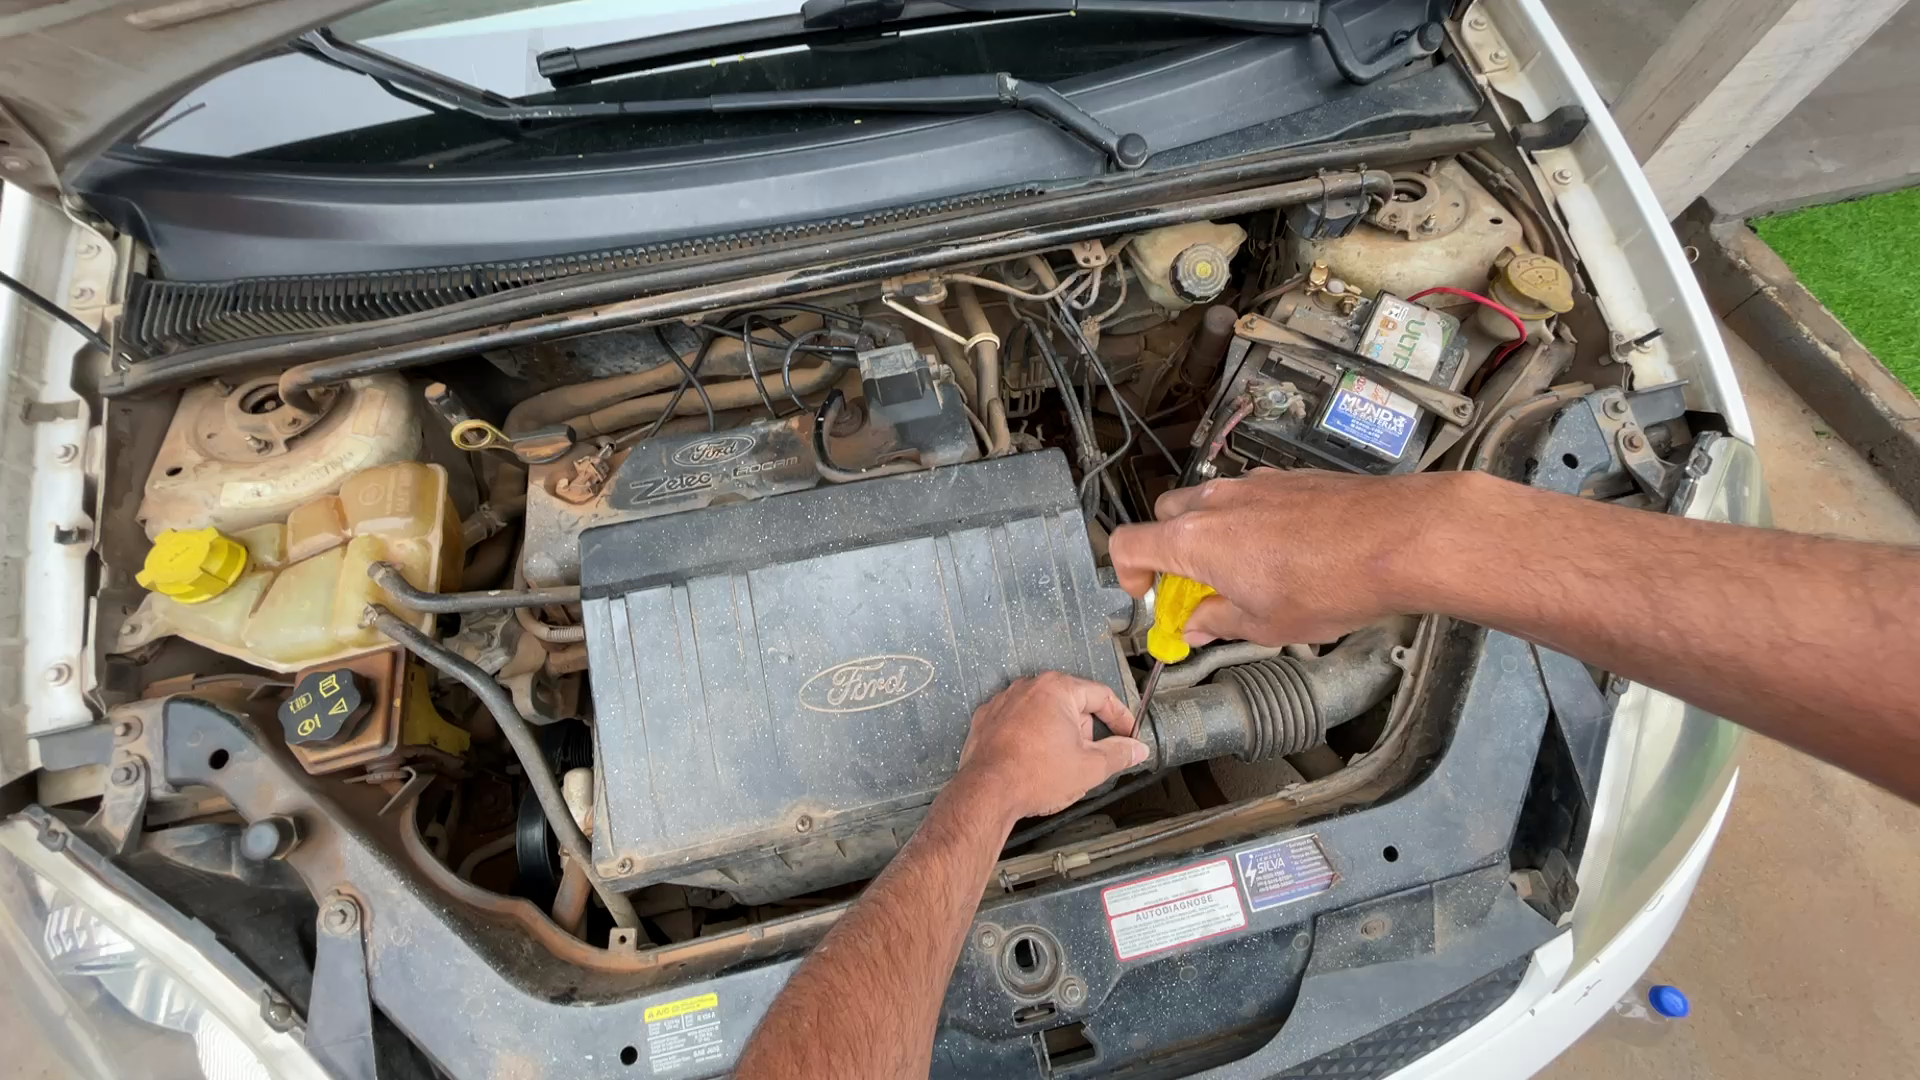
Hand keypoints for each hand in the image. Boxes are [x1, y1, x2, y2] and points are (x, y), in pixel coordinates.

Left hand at [955, 672, 1148, 822]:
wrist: (987, 792)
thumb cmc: (1031, 776)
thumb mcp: (1090, 767)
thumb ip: (1119, 754)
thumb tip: (1135, 749)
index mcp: (1057, 689)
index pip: (1101, 695)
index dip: (1120, 717)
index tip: (1127, 733)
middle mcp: (1029, 687)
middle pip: (1072, 704)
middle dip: (1082, 731)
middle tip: (1083, 758)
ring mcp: (1005, 700)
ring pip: (1045, 713)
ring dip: (1055, 734)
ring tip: (1052, 764)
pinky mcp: (988, 717)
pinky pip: (1019, 721)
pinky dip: (1028, 736)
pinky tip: (1030, 759)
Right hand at [1108, 468, 1494, 645]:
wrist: (1402, 537)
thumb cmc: (1334, 581)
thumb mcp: (1264, 625)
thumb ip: (1215, 622)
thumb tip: (1195, 625)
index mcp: (1194, 541)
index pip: (1127, 545)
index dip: (1127, 573)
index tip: (1147, 594)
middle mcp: (1213, 503)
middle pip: (1162, 518)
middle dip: (1167, 552)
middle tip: (1194, 587)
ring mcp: (1249, 485)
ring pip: (1204, 505)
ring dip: (1208, 537)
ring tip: (1245, 572)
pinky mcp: (1283, 478)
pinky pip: (1245, 498)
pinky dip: (1246, 522)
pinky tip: (1282, 552)